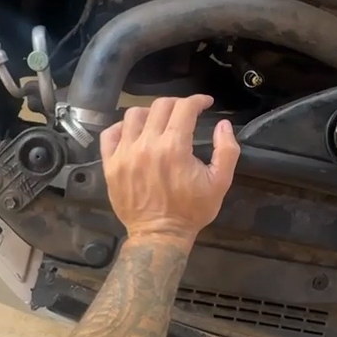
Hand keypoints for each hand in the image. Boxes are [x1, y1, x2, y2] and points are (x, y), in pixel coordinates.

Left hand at [100, 94, 239, 243]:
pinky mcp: (110, 164)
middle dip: (177, 104)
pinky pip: (110, 133)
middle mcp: (147, 145)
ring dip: (150, 112)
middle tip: (186, 112)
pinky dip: (122, 127)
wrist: (159, 235)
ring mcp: (125, 154)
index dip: (198, 100)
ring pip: (133, 115)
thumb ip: (226, 150)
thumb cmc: (191, 211)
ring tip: (159, 121)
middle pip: (159, 106)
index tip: (205, 103)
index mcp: (174, 148)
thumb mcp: (220, 183)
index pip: (184, 108)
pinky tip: (134, 133)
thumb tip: (223, 124)